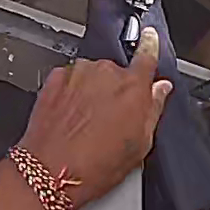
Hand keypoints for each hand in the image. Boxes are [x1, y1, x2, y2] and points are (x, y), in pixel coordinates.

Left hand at [16, 27, 171, 206]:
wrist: (49, 172)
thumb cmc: (94, 165)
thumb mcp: (140, 145)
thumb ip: (153, 109)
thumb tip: (160, 91)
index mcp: (133, 86)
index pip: (147, 54)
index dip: (150, 44)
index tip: (149, 37)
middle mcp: (106, 72)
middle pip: (117, 72)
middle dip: (115, 90)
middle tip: (111, 118)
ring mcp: (78, 73)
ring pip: (92, 75)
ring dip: (92, 91)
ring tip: (87, 123)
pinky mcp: (55, 78)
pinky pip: (71, 80)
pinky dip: (72, 94)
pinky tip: (72, 119)